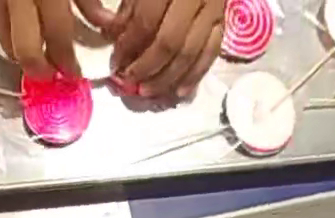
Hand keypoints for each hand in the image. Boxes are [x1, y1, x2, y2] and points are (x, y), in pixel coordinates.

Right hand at [0, 0, 111, 77]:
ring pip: (6, 42)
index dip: (67, 61)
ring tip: (38, 56)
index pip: (58, 39)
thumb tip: (106, 27)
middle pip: (26, 51)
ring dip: (22, 56)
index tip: (74, 73)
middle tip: (52, 74)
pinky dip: (8, 36)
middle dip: (40, 69)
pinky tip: (21, 35)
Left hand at [108, 0, 225, 98]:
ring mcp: (214, 6)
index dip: (128, 47)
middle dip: (146, 68)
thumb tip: (112, 35)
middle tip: (130, 81)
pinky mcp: (223, 19)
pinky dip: (194, 76)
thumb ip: (128, 5)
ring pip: (189, 54)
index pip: (146, 21)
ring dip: (165, 79)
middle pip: (168, 43)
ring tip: (146, 91)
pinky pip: (210, 54)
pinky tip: (178, 92)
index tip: (115, 64)